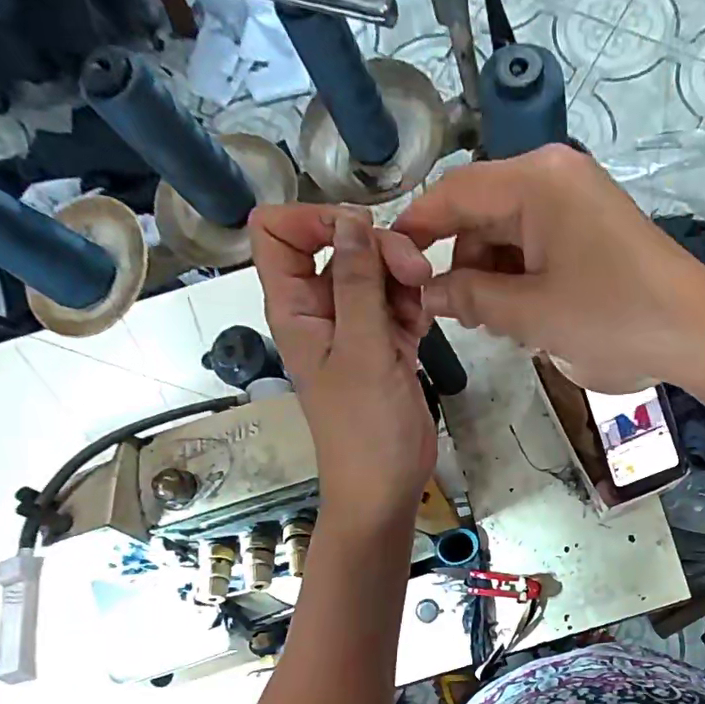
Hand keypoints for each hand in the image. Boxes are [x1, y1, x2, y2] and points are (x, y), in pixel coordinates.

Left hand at [250, 205, 437, 526]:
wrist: (385, 484)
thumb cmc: (364, 427)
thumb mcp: (361, 350)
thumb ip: (358, 282)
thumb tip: (351, 220)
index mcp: (295, 307)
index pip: (278, 233)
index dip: (313, 219)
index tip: (361, 232)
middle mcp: (322, 310)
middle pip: (340, 247)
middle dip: (379, 250)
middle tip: (416, 272)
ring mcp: (356, 328)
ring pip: (376, 273)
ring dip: (403, 278)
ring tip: (423, 305)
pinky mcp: (387, 345)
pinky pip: (399, 304)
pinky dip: (415, 305)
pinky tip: (426, 323)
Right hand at [392, 145, 704, 393]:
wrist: (700, 335)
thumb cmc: (614, 321)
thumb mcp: (532, 314)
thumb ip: (471, 298)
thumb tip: (427, 293)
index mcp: (535, 181)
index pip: (453, 194)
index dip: (416, 231)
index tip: (392, 269)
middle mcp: (554, 176)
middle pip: (480, 213)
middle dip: (465, 264)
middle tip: (463, 317)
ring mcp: (578, 199)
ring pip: (508, 233)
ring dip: (495, 277)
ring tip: (506, 325)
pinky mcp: (594, 226)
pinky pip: (539, 244)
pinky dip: (525, 277)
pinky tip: (531, 316)